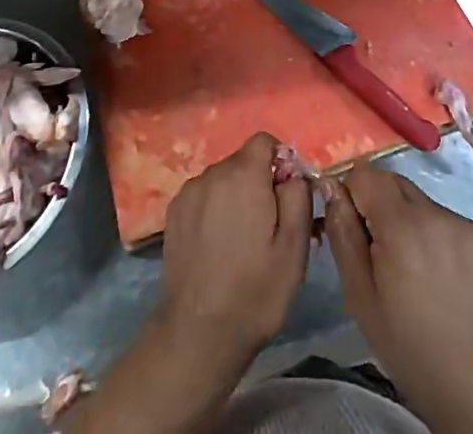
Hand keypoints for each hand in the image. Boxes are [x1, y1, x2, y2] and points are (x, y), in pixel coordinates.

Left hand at [160, 131, 313, 357]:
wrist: (200, 331)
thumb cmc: (257, 288)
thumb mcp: (295, 244)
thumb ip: (298, 195)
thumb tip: (293, 173)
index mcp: (243, 175)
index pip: (264, 141)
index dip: (282, 161)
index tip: (288, 195)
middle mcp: (211, 174)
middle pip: (243, 161)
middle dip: (261, 182)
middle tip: (272, 225)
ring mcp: (188, 193)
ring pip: (223, 179)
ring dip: (237, 196)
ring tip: (245, 239)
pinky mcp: (173, 214)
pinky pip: (204, 196)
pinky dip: (216, 208)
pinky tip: (220, 244)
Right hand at [324, 165, 472, 433]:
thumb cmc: (411, 349)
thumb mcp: (361, 296)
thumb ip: (343, 233)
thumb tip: (331, 188)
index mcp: (404, 226)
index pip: (367, 174)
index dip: (351, 193)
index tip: (350, 225)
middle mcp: (440, 215)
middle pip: (396, 184)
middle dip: (379, 207)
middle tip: (378, 254)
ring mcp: (471, 227)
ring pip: (424, 206)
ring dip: (410, 225)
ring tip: (414, 275)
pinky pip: (451, 225)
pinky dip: (438, 240)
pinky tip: (442, 281)